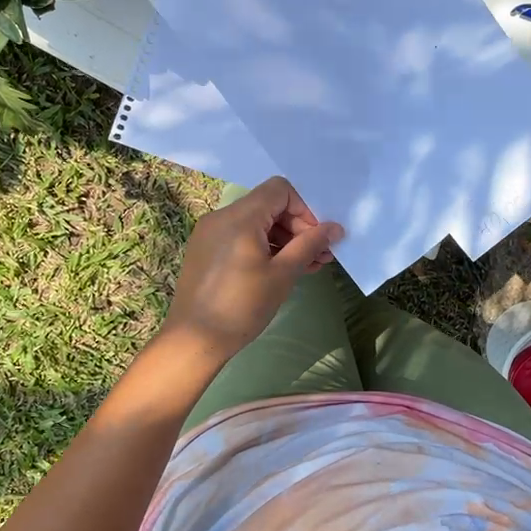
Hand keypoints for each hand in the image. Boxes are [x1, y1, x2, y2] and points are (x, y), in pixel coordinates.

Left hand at [166, 177, 342, 358]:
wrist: (195, 340)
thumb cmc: (243, 306)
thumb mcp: (283, 274)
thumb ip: (310, 245)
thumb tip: (335, 228)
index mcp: (240, 218)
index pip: (280, 190)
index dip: (304, 209)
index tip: (317, 237)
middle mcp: (221, 217)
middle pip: (268, 205)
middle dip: (297, 226)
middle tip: (319, 255)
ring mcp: (210, 233)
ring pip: (256, 222)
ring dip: (283, 239)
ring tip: (306, 265)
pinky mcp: (205, 250)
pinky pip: (241, 236)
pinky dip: (264, 247)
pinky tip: (280, 270)